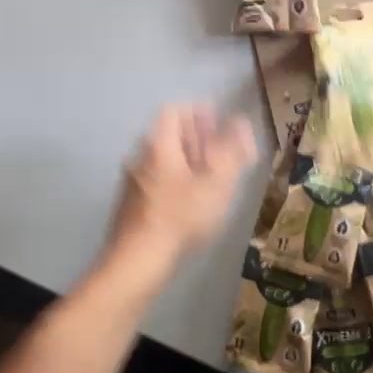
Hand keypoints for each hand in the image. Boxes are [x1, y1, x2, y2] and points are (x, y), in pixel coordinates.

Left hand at [111, 104, 256, 267]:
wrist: (137, 261)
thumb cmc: (180, 216)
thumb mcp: (216, 183)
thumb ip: (232, 150)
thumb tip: (242, 123)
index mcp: (159, 144)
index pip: (174, 111)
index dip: (197, 112)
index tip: (218, 121)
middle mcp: (140, 156)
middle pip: (167, 134)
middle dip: (195, 137)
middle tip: (219, 148)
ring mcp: (132, 181)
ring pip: (161, 158)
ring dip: (185, 160)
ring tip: (209, 175)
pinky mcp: (130, 204)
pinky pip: (155, 178)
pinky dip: (174, 179)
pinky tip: (189, 200)